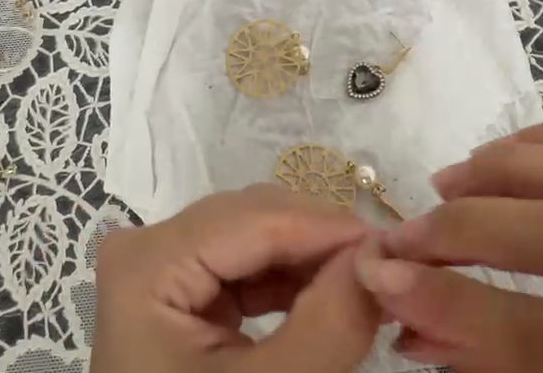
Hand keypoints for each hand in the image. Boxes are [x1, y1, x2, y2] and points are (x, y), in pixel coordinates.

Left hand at [92, 185, 380, 372]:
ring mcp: (159, 266)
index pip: (254, 219)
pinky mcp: (177, 291)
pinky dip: (288, 282)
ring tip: (367, 282)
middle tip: (388, 265)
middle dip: (321, 240)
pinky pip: (242, 268)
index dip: (328, 225)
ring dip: (311, 259)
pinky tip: (331, 295)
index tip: (396, 244)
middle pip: (251, 219)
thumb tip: (379, 255)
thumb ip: (326, 324)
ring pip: (252, 239)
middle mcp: (147, 246)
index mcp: (148, 262)